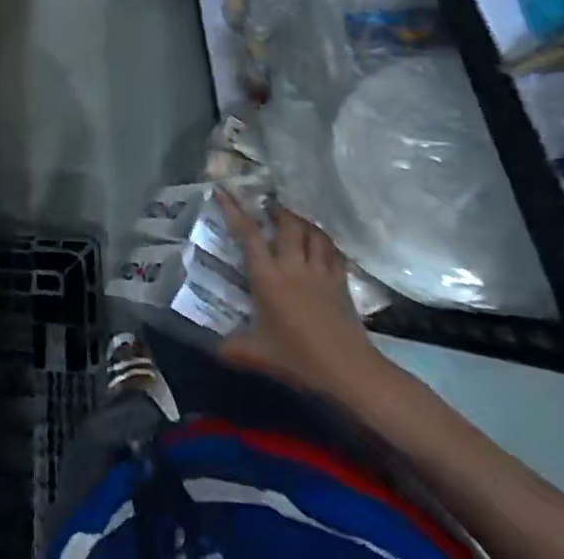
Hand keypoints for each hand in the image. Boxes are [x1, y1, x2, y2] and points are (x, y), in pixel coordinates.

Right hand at [218, 190, 385, 398]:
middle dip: (276, 209)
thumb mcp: (255, 354)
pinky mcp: (341, 284)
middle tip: (266, 203)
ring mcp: (321, 274)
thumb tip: (212, 348)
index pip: (248, 234)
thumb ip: (231, 347)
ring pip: (314, 234)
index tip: (224, 192)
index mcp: (267, 277)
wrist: (351, 372)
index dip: (234, 210)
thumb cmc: (299, 358)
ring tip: (292, 217)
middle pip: (288, 225)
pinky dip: (324, 241)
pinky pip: (333, 252)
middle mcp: (293, 267)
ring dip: (302, 221)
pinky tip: (320, 243)